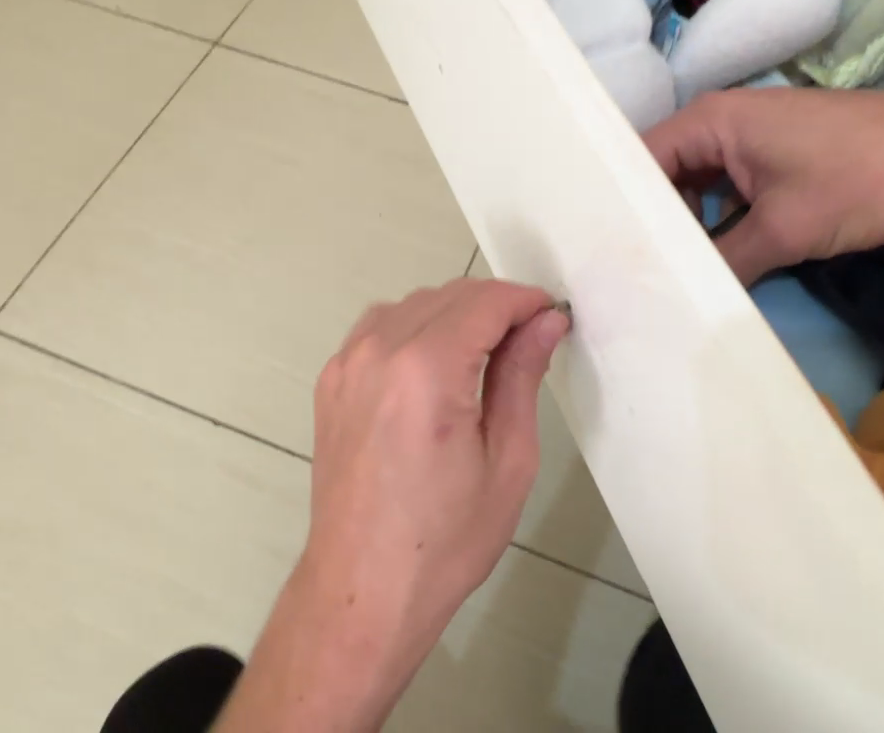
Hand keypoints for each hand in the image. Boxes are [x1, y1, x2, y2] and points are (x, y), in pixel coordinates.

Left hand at [307, 278, 569, 625]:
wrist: (362, 588)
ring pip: (413, 304)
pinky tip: (434, 364)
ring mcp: (346, 364)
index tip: (553, 316)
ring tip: (485, 354)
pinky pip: (379, 328)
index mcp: (426, 370)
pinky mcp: (331, 381)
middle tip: (529, 341)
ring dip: (454, 314)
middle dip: (495, 306)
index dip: (525, 302)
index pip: (485, 302)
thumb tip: (546, 322)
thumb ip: (522, 376)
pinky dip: (415, 327)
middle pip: (449, 295)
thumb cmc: (446, 539)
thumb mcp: (507, 460)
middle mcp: (379, 352)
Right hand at [644, 88, 883, 283]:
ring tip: (661, 271)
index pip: (640, 162)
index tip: (604, 255)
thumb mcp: (784, 229)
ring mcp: (751, 139)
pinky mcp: (777, 158)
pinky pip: (728, 189)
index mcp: (709, 120)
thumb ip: (723, 262)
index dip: (621, 208)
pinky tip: (711, 257)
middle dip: (652, 221)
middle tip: (628, 273)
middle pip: (664, 174)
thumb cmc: (862, 178)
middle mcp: (721, 121)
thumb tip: (679, 296)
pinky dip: (719, 221)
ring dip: (688, 225)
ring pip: (697, 185)